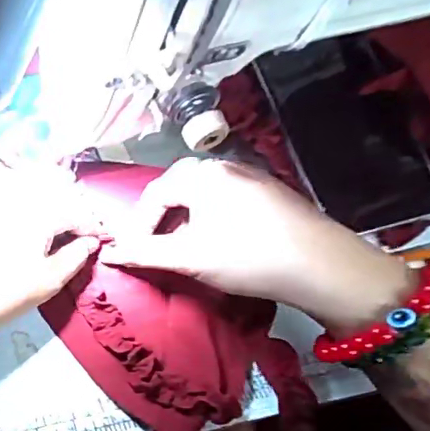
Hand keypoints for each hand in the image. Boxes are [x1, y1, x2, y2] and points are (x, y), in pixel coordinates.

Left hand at [0, 165, 97, 348]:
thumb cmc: (6, 293)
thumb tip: (89, 242)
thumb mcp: (49, 280)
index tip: (98, 238)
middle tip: (78, 221)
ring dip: (43, 181)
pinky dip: (5, 170)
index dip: (91, 225)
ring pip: (24, 174)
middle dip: (70, 199)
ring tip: (52, 200)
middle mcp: (18, 195)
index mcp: (42, 213)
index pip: (76, 212)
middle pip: (53, 185)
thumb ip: (75, 256)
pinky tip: (11, 178)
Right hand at [99, 157, 413, 333]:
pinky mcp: (271, 192)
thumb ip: (146, 254)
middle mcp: (224, 166)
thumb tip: (110, 254)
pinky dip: (212, 218)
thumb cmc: (246, 258)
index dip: (137, 225)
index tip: (133, 252)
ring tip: (185, 248)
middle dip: (161, 219)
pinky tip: (220, 242)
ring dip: (186, 219)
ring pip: (204, 194)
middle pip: (178, 188)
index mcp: (200, 175)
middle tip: (155, 248)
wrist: (319, 264)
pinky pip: (228, 199)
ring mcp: (251, 176)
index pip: (154, 194)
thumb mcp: (189, 258)